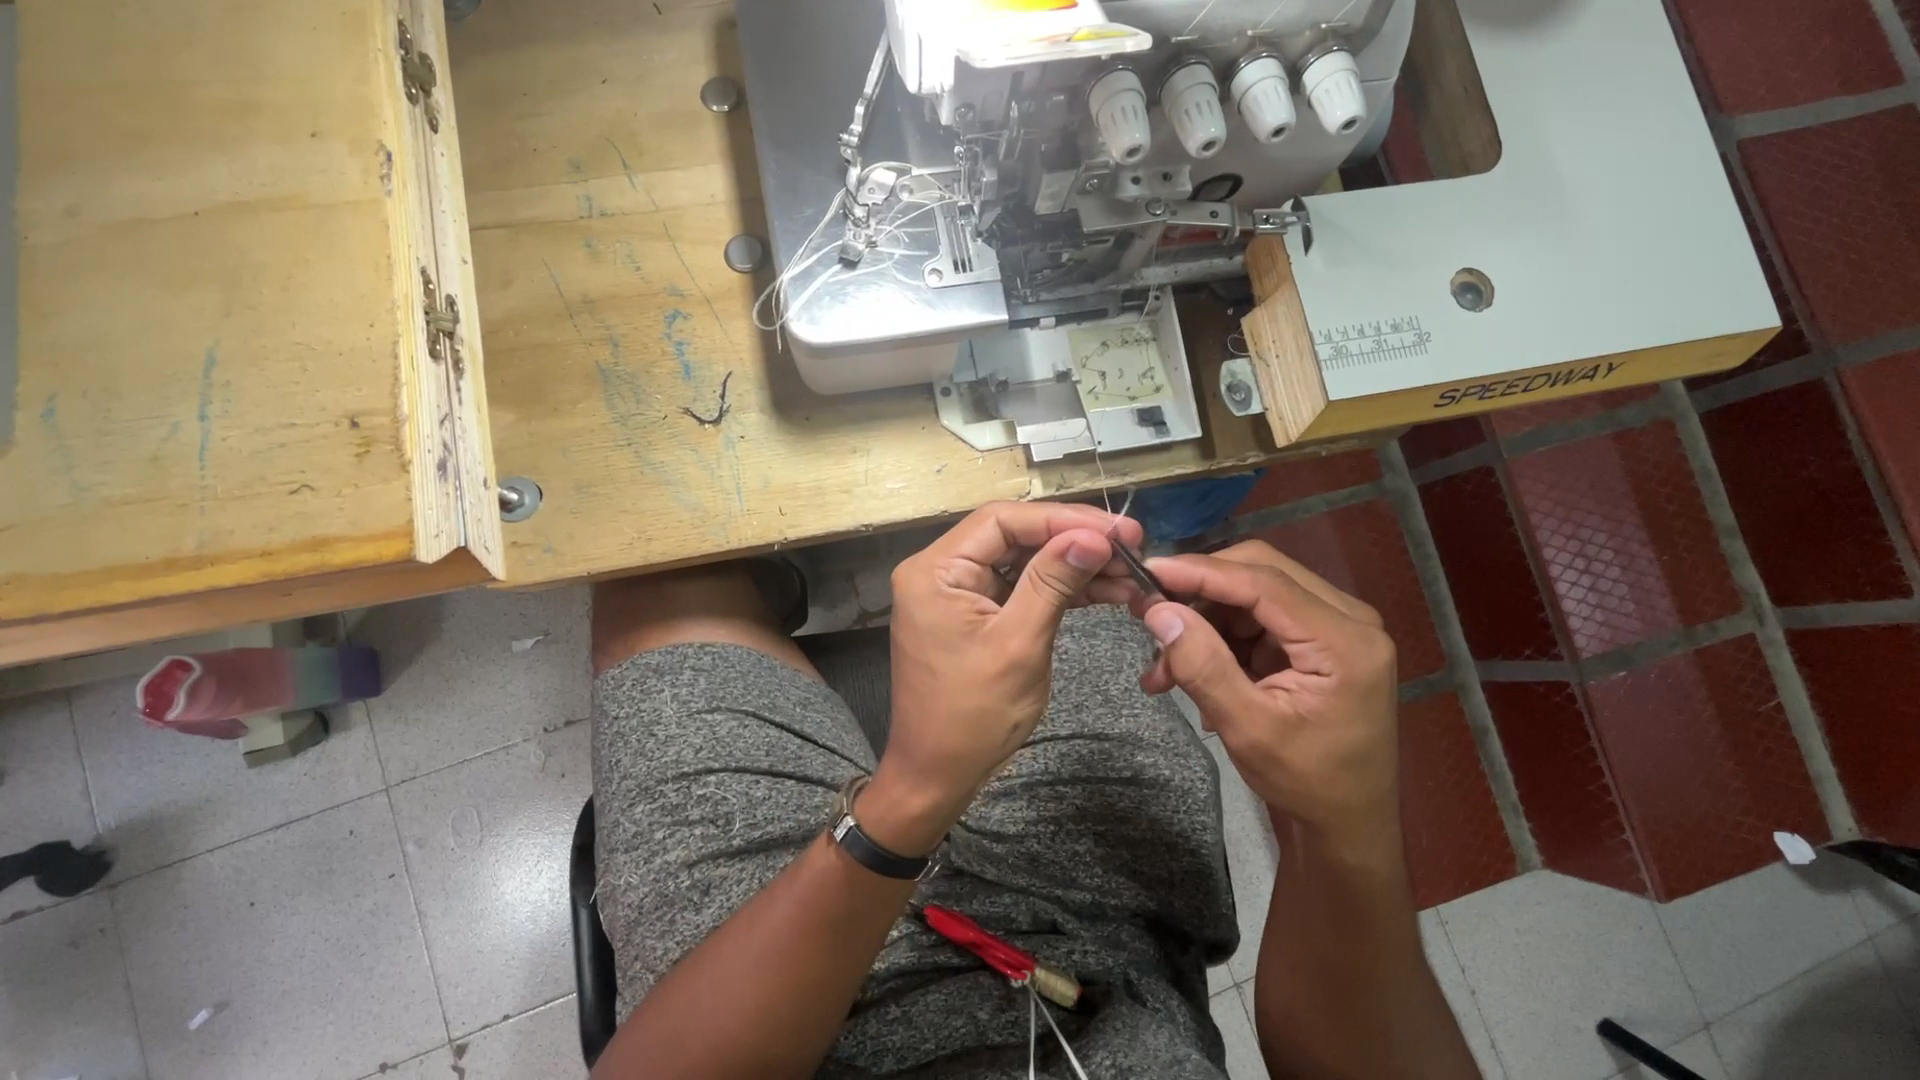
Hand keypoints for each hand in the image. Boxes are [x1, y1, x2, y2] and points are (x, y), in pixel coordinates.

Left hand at [863, 502, 1142, 853]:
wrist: (939, 773)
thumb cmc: (973, 716)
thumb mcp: (1019, 644)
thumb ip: (1053, 583)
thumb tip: (1093, 536)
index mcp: (936, 570)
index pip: (1003, 520)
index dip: (1063, 519)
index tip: (1117, 530)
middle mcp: (941, 571)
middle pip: (1014, 535)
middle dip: (1074, 539)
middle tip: (1132, 546)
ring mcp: (958, 593)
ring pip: (1023, 560)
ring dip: (1074, 565)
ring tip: (1129, 571)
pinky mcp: (976, 614)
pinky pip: (1021, 588)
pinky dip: (1060, 589)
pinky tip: (1106, 590)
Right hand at [1129, 541, 1400, 848]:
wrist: (1349, 821)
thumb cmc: (1306, 781)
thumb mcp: (1247, 728)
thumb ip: (1203, 666)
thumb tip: (1158, 611)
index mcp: (1345, 641)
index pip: (1264, 583)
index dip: (1202, 572)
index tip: (1148, 571)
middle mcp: (1351, 619)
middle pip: (1262, 573)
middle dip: (1200, 592)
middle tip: (1148, 614)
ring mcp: (1339, 625)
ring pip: (1255, 593)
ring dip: (1206, 621)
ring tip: (1164, 670)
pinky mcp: (1322, 638)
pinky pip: (1261, 616)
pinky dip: (1222, 638)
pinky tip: (1194, 673)